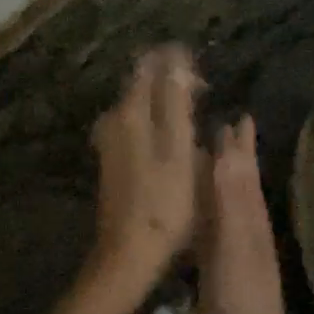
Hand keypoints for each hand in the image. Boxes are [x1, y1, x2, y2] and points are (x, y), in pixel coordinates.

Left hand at [90, 47, 200, 277]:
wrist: (127, 252)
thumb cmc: (163, 203)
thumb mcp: (179, 150)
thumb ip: (175, 102)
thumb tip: (176, 61)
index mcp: (131, 110)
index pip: (149, 65)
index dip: (175, 61)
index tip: (202, 72)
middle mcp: (114, 117)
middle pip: (141, 82)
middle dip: (170, 78)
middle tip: (203, 91)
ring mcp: (110, 138)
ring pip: (138, 103)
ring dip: (163, 100)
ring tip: (194, 111)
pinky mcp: (112, 158)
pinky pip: (136, 123)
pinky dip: (155, 120)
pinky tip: (173, 138)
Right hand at [198, 116, 307, 313]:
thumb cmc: (242, 301)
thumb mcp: (236, 246)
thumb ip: (230, 198)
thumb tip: (228, 146)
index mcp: (250, 219)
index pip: (245, 170)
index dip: (242, 143)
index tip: (238, 111)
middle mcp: (242, 229)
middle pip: (234, 182)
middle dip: (228, 154)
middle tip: (215, 121)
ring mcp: (228, 251)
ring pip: (218, 203)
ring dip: (210, 178)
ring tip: (194, 153)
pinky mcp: (212, 271)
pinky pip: (204, 228)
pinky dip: (196, 210)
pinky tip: (182, 209)